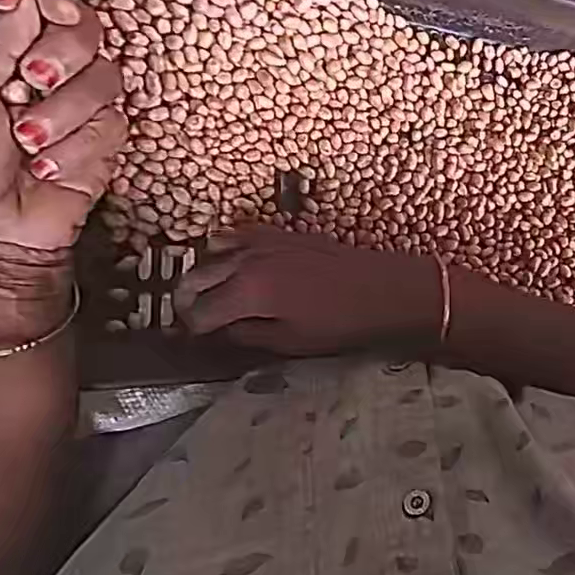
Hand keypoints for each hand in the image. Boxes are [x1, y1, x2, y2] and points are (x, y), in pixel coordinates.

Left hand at [0, 0, 126, 344]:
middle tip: (27, 87)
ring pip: (103, 76)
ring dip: (64, 113)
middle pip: (75, 27)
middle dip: (59, 57)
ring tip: (28, 143)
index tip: (55, 13)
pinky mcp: (101, 141)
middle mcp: (25, 70)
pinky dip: (80, 148)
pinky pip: (115, 123)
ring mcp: (69, 106)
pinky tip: (48, 167)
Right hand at [174, 227, 442, 356]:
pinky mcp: (281, 232)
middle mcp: (246, 260)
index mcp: (247, 292)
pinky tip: (234, 265)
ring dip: (205, 274)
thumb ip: (247, 334)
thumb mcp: (291, 341)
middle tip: (198, 321)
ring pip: (211, 253)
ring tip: (214, 296)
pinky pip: (238, 235)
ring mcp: (263, 241)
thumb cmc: (342, 322)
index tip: (197, 340)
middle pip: (196, 278)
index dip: (193, 330)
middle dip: (189, 302)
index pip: (198, 312)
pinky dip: (227, 250)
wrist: (385, 289)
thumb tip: (219, 331)